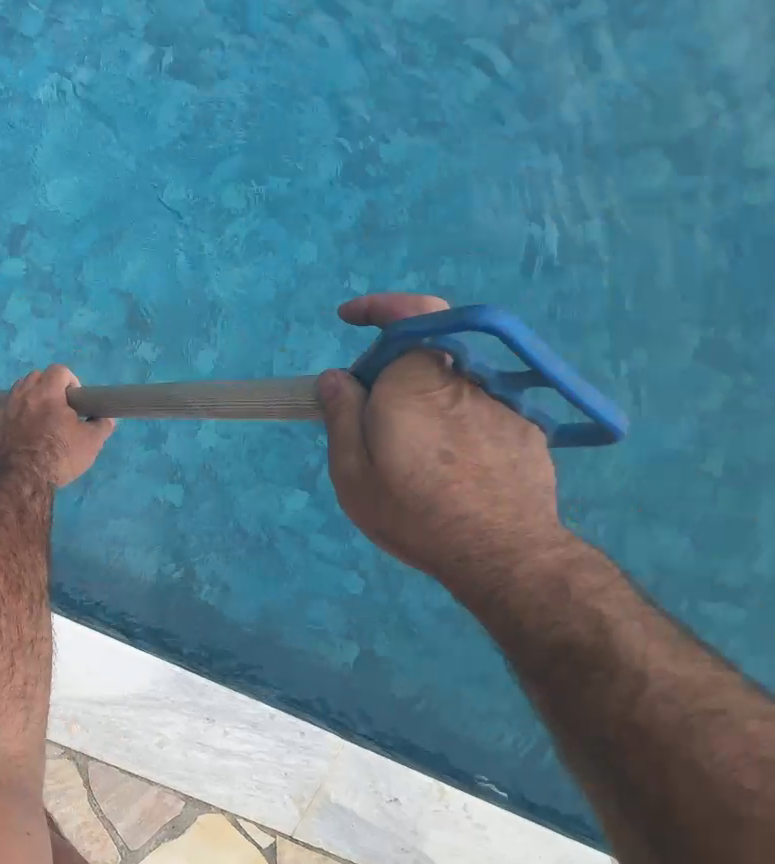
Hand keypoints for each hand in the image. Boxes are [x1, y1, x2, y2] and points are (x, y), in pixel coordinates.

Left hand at [0, 366, 115, 487]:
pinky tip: (27, 428)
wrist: (22, 478)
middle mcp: (23, 394)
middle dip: (50, 386)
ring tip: (43, 416)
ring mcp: (7, 407)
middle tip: (60, 406)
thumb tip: (106, 419)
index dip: (71, 380)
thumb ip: (101, 425)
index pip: (58, 370)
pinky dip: (19, 410)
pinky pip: (9, 406)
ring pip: (20, 389)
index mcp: (46, 392)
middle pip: (36, 376)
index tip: (76, 399)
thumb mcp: (90, 442)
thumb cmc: (59, 456)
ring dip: (32, 396)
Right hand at [317, 294, 576, 588]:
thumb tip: (337, 377)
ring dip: (424, 398)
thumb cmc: (412, 512)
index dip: (382, 308)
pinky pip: (480, 407)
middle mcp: (464, 382)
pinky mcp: (526, 430)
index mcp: (415, 383)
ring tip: (409, 449)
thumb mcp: (351, 471)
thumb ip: (343, 415)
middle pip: (426, 352)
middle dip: (391, 370)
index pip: (412, 315)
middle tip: (365, 412)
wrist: (504, 555)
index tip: (350, 318)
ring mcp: (502, 404)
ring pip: (453, 382)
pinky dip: (455, 419)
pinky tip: (448, 464)